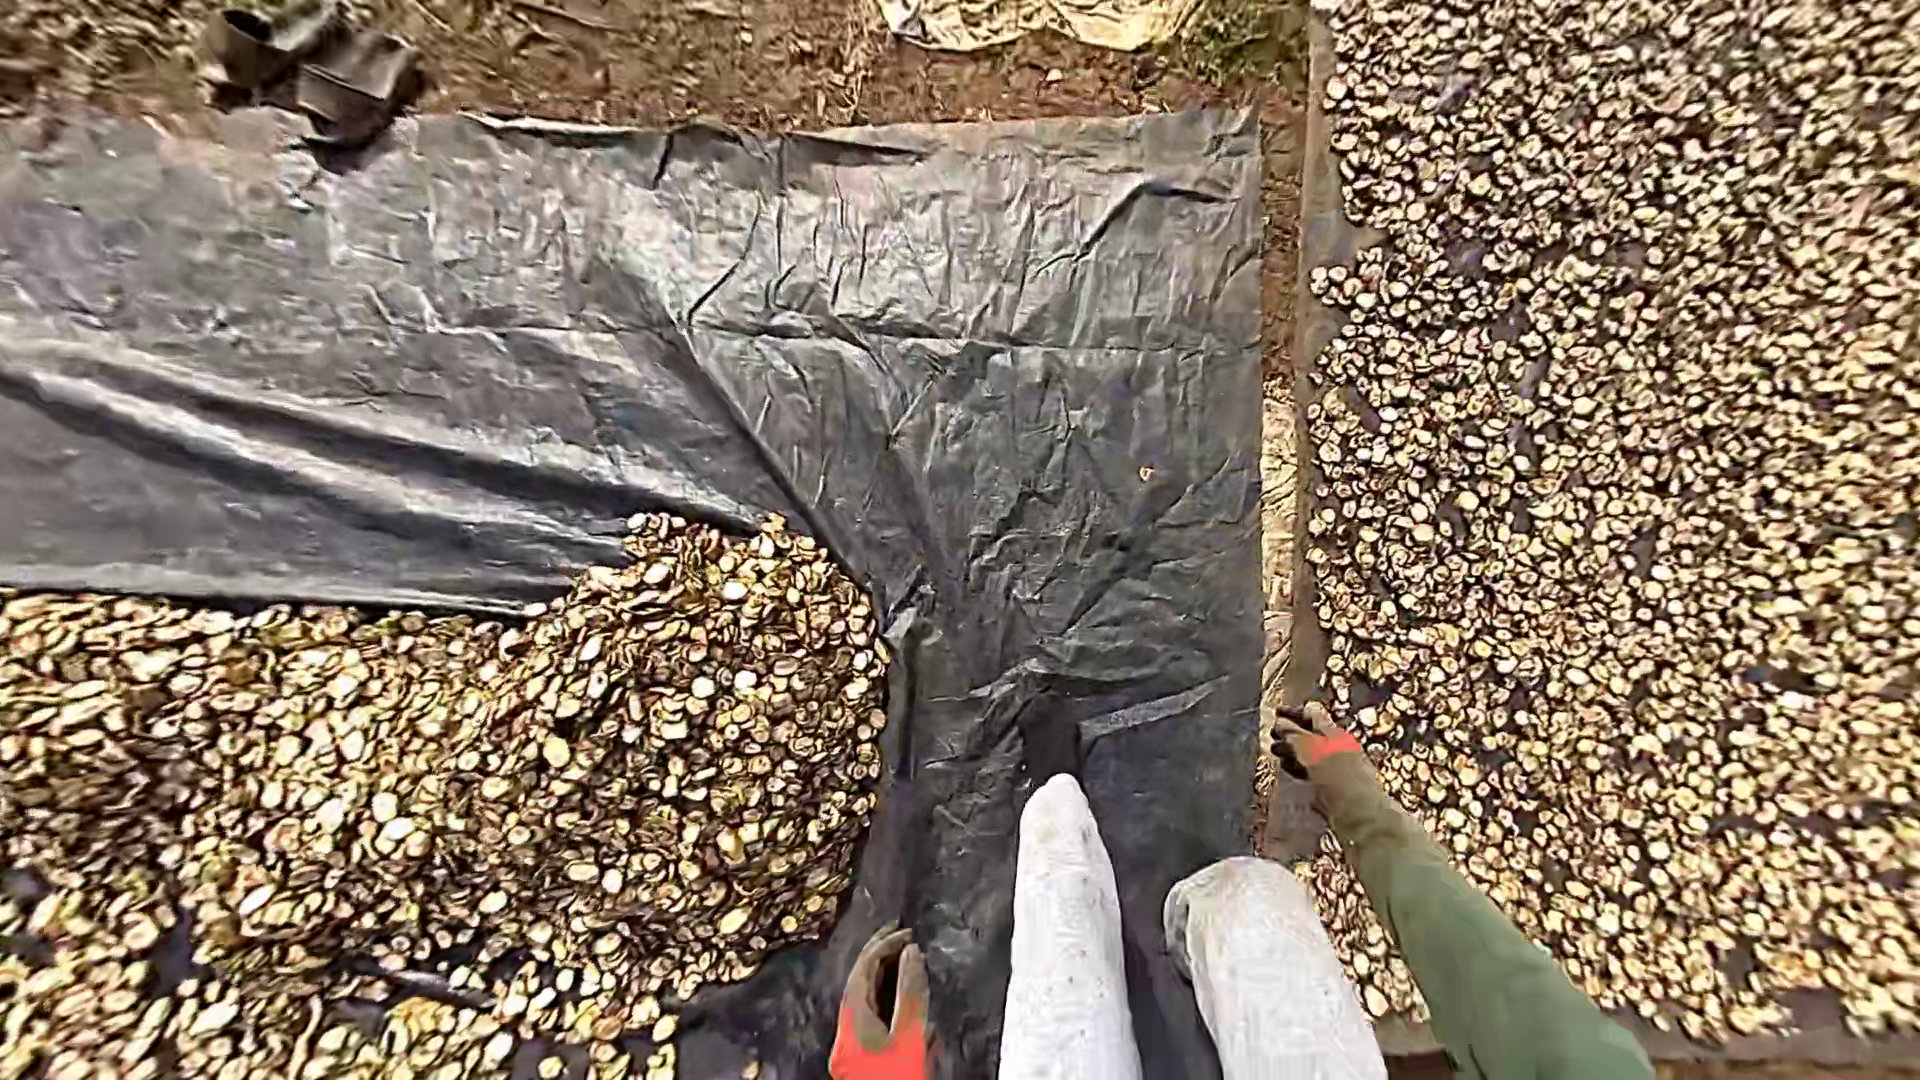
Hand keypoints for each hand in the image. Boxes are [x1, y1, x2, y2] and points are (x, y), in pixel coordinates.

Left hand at [830, 926, 932, 1079]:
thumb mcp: (908, 1039)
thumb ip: (910, 993)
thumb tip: (912, 951)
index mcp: (851, 1025)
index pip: (862, 970)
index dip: (884, 945)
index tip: (908, 933)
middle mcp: (846, 1037)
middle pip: (862, 985)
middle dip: (884, 958)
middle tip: (906, 937)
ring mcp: (854, 1054)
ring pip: (869, 1004)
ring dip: (891, 981)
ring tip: (913, 963)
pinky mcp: (866, 1067)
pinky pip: (876, 1025)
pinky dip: (893, 1007)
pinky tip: (913, 1005)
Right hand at [1269, 701, 1366, 780]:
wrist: (1360, 814)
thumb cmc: (1335, 775)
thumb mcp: (1309, 749)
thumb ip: (1292, 734)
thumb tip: (1279, 724)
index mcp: (1334, 734)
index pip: (1313, 714)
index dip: (1293, 712)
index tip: (1276, 712)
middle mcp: (1336, 748)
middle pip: (1309, 733)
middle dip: (1288, 732)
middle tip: (1272, 735)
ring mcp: (1334, 767)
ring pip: (1307, 753)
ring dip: (1290, 751)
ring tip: (1276, 754)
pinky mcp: (1331, 787)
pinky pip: (1310, 771)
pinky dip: (1297, 768)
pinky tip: (1288, 770)